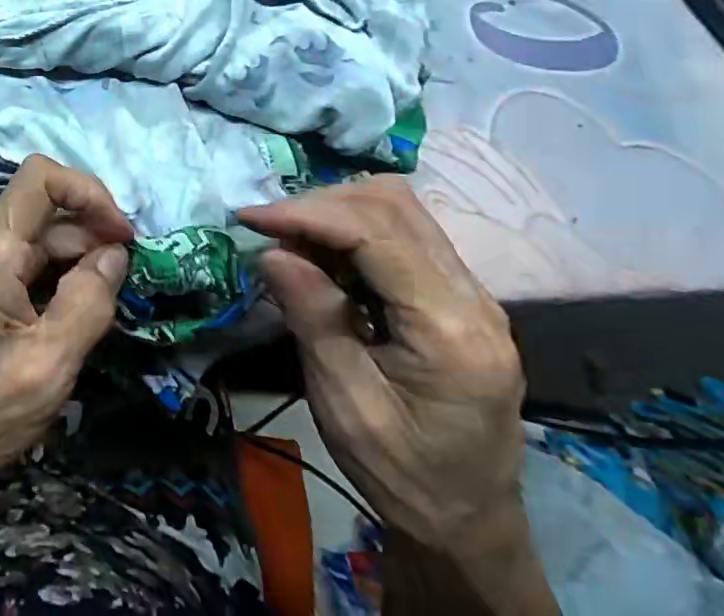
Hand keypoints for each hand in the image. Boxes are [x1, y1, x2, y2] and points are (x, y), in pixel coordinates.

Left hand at [0, 155, 133, 531]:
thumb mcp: (48, 364)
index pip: (39, 178)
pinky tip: (91, 313)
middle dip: (98, 237)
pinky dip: (71, 280)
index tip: (122, 237)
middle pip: (52, 212)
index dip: (88, 192)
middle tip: (131, 288)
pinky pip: (40, 267)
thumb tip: (116, 254)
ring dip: (88, 263)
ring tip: (116, 308)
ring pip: (50, 241)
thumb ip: (87, 303)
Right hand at [237, 178, 531, 569]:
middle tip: (266, 230)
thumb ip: (314, 319)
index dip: (308, 213)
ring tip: (288, 240)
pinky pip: (403, 235)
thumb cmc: (401, 471)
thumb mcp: (345, 403)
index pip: (378, 234)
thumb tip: (272, 252)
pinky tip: (320, 257)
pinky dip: (352, 230)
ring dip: (335, 212)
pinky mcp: (458, 298)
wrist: (468, 519)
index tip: (249, 218)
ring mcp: (472, 295)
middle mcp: (474, 299)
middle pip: (395, 205)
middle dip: (320, 204)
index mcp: (450, 330)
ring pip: (401, 211)